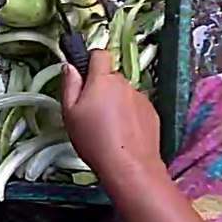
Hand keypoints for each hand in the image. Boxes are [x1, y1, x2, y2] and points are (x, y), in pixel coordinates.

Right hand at [60, 47, 163, 185]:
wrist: (131, 166)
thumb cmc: (94, 140)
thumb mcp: (70, 114)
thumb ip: (69, 86)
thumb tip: (69, 66)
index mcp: (102, 80)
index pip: (100, 54)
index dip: (90, 61)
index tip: (84, 78)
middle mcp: (124, 83)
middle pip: (110, 77)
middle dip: (101, 88)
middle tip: (91, 112)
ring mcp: (141, 98)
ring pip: (123, 93)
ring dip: (115, 102)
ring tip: (108, 127)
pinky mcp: (152, 113)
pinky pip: (135, 106)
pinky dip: (128, 115)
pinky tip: (123, 134)